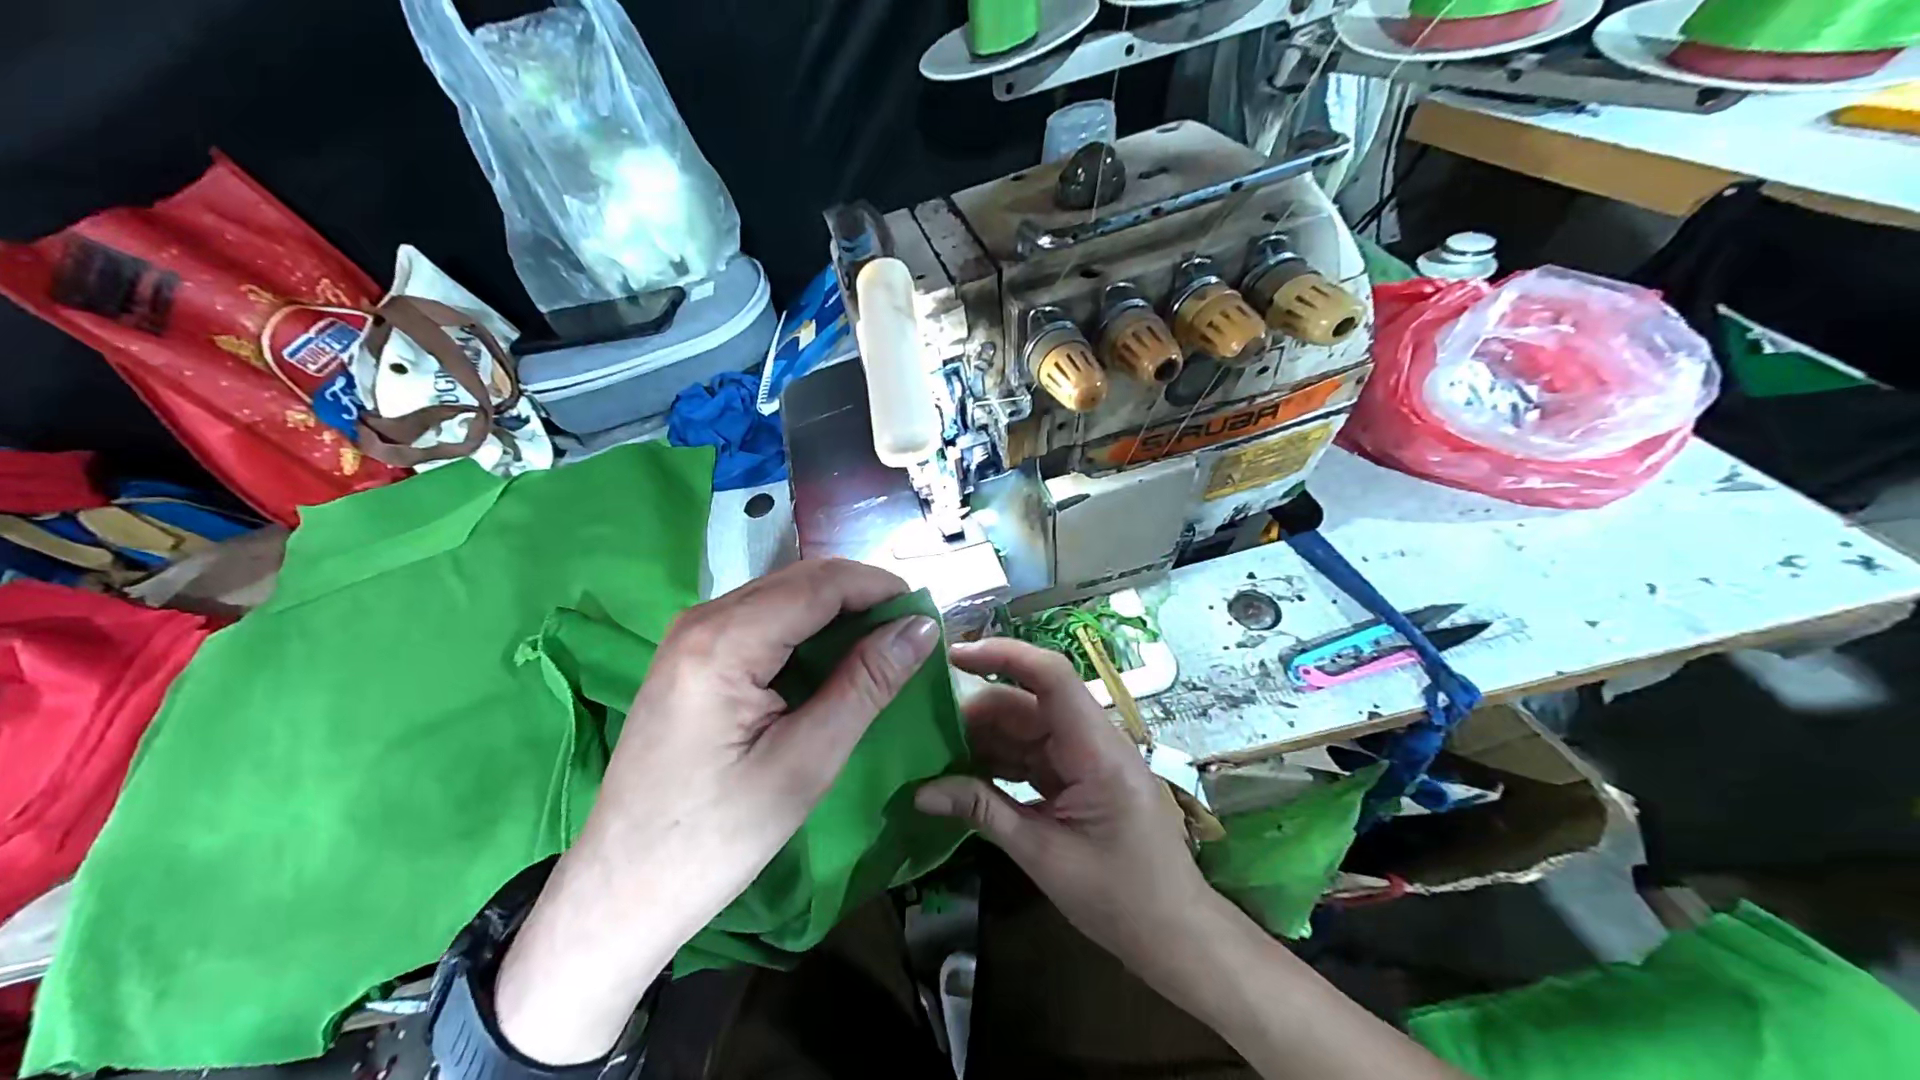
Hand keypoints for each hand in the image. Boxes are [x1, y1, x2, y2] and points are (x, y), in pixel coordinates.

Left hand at [493, 559, 940, 1063]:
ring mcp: (688, 636)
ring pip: (780, 597)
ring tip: (880, 647)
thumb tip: (921, 628)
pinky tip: (829, 660)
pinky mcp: (688, 658)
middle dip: (860, 596)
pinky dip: (804, 630)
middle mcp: (700, 620)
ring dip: (834, 612)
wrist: (622, 889)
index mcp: (723, 642)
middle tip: (910, 634)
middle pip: (798, 581)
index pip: (818, 584)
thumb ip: (865, 684)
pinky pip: (758, 621)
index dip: (879, 588)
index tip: (927, 615)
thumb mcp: (806, 761)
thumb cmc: (718, 836)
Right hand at [913, 638, 1223, 989]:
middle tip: (924, 728)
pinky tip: (962, 773)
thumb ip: (982, 814)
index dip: (1004, 655)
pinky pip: (1032, 754)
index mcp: (1096, 749)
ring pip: (1025, 728)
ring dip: (983, 738)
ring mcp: (1085, 758)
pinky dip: (998, 761)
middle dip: (977, 711)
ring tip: (933, 751)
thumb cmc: (1120, 896)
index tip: (954, 655)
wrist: (1174, 932)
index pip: (1052, 677)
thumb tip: (920, 792)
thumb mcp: (1043, 855)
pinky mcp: (1078, 776)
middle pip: (1028, 703)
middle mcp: (1092, 740)